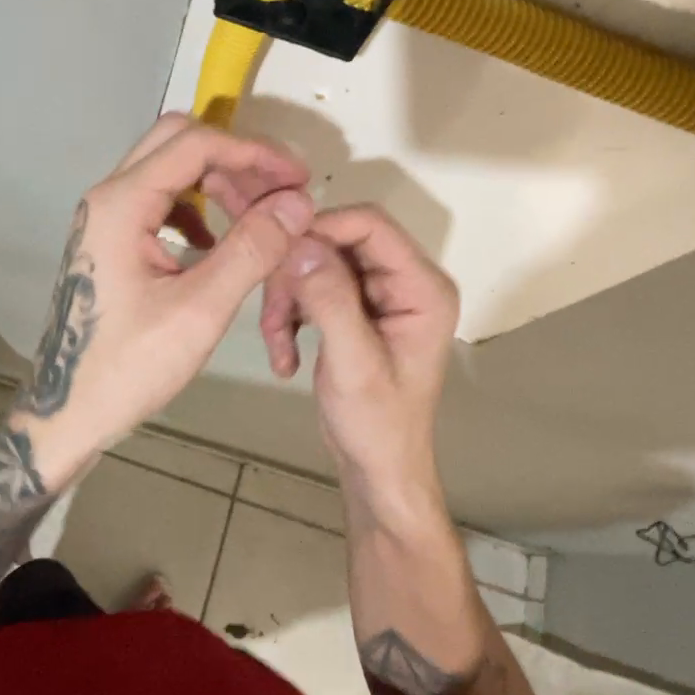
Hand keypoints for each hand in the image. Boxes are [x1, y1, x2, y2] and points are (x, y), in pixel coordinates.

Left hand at [15, 115, 312, 483]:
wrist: (69, 412)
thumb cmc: (129, 366)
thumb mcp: (199, 309)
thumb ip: (251, 250)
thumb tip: (298, 203)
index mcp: (121, 204)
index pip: (196, 144)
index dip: (255, 153)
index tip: (301, 178)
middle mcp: (108, 198)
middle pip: (178, 143)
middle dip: (236, 159)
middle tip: (281, 193)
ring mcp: (105, 219)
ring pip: (169, 171)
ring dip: (218, 182)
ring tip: (261, 218)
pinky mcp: (111, 241)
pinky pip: (160, 203)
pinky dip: (198, 209)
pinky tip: (220, 244)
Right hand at [259, 206, 458, 503]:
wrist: (376, 468)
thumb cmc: (377, 424)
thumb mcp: (353, 364)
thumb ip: (330, 301)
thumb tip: (300, 245)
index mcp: (422, 287)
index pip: (370, 225)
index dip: (322, 228)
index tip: (277, 254)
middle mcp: (404, 281)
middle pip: (338, 241)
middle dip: (298, 274)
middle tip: (272, 313)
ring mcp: (378, 295)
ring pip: (318, 264)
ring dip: (288, 300)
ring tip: (276, 342)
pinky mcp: (354, 309)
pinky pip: (312, 289)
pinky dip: (291, 316)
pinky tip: (284, 354)